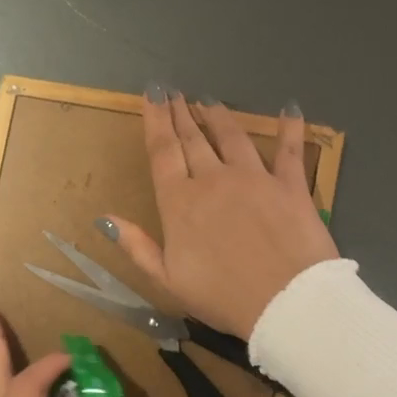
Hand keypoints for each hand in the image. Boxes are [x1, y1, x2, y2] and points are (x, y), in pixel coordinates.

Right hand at [104, 90, 338, 339]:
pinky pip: (290, 149)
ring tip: (208, 101)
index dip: (155, 121)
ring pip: (232, 137)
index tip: (151, 96)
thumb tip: (105, 218)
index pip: (162, 152)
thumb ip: (136, 245)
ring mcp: (254, 178)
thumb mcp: (166, 279)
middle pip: (192, 139)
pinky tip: (288, 109)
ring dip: (218, 116)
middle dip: (180, 113)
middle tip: (173, 93)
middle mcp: (213, 180)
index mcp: (179, 202)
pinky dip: (289, 127)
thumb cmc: (221, 296)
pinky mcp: (290, 185)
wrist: (287, 303)